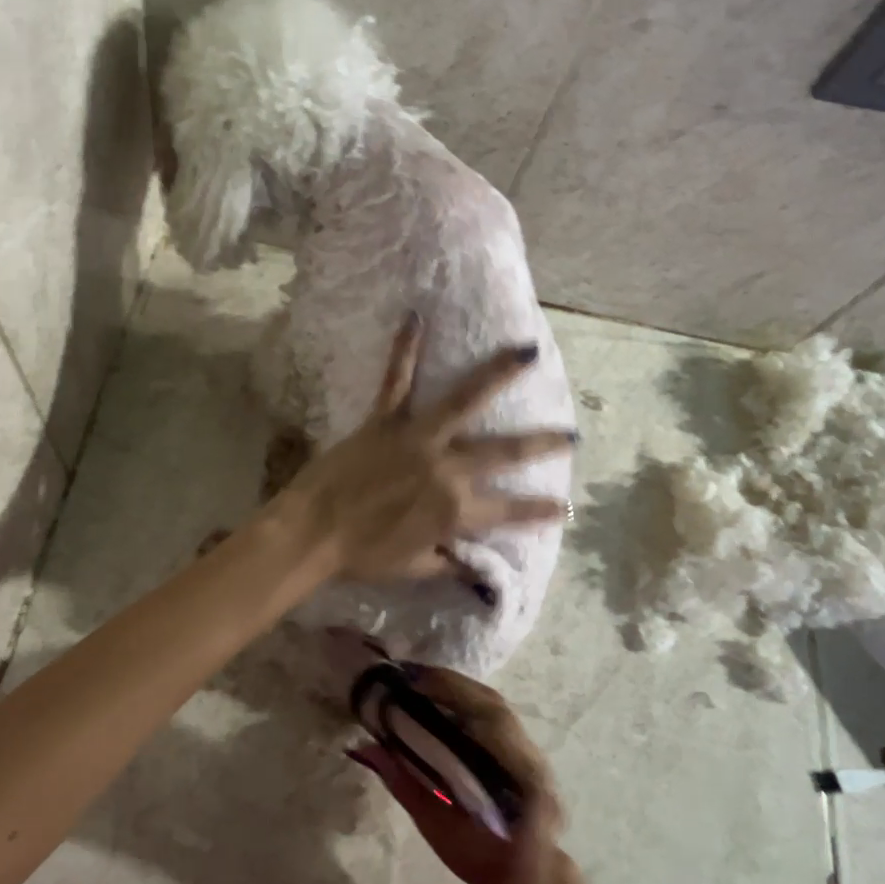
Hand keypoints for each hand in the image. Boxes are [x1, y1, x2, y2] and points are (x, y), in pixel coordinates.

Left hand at [278, 313, 575, 582]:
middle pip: (504, 451)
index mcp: (455, 510)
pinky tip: (415, 316)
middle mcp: (446, 468)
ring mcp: (417, 438)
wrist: (312, 532)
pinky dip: (404, 347)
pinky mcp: (384, 420)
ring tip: (526, 352)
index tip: (568, 505)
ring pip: (465, 399)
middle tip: (572, 434)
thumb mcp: (413, 567)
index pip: (509, 510)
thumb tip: (470, 566)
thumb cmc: (361, 555)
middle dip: (543, 443)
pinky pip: (396, 379)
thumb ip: (446, 562)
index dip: (541, 509)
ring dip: (498, 372)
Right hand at [348, 665, 566, 883]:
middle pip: (490, 703)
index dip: (450, 693)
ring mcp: (531, 749)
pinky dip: (465, 698)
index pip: (487, 718)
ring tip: (417, 680)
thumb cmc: (479, 856)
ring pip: (493, 703)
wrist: (523, 876)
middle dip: (448, 683)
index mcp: (516, 777)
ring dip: (455, 687)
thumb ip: (405, 784)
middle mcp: (529, 756)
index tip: (410, 681)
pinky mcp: (524, 747)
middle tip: (405, 675)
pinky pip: (494, 712)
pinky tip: (439, 695)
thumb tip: (365, 747)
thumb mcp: (437, 826)